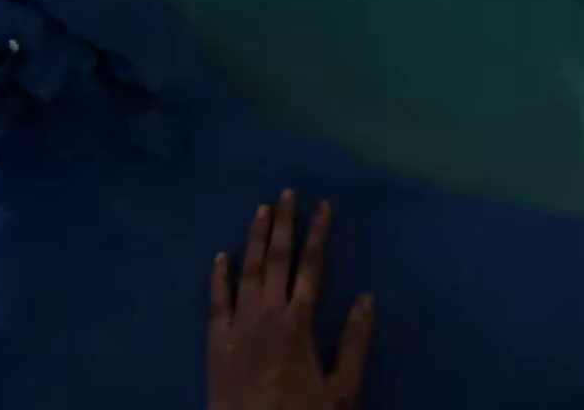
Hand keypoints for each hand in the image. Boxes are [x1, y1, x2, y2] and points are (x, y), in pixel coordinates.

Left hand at [208, 190, 374, 409]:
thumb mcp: (341, 392)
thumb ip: (355, 343)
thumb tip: (368, 296)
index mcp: (298, 322)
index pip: (311, 265)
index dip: (318, 233)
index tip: (323, 206)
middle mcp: (268, 315)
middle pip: (277, 259)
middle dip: (284, 223)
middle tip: (287, 193)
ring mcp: (238, 327)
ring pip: (248, 271)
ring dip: (255, 238)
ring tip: (261, 209)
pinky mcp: (216, 345)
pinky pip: (216, 303)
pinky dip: (218, 278)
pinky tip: (221, 256)